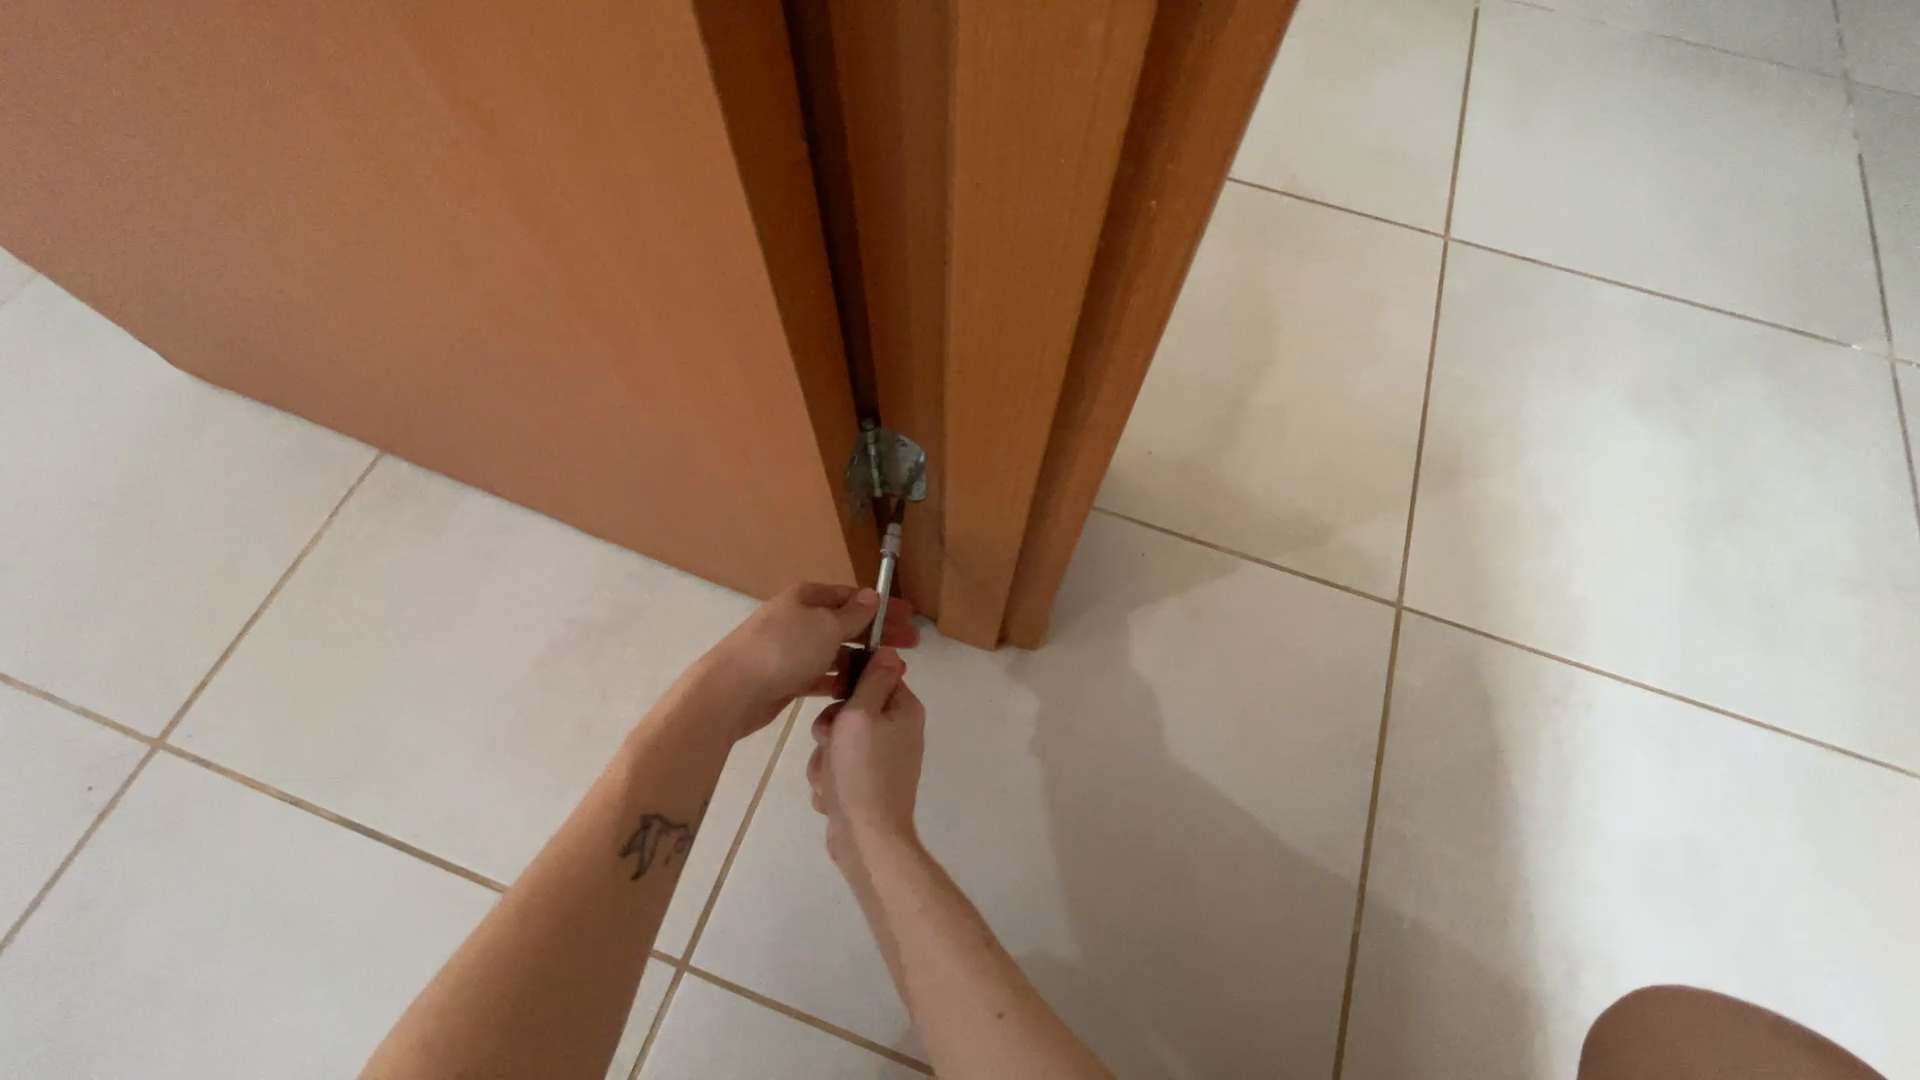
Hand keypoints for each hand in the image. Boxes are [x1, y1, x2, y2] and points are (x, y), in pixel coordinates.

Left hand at [699, 582, 918, 740]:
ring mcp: (791, 650)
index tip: (910, 619)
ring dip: (861, 659)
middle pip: (846, 624)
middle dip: (878, 634)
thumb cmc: (784, 649)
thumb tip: (872, 596)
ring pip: (835, 652)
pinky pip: (821, 676)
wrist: (732, 690)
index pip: (852, 597)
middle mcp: (798, 619)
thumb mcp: (826, 626)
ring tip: (888, 671)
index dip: (882, 607)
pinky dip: (839, 680)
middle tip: (910, 646)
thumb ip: (853, 615)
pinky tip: (858, 689)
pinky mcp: (786, 678)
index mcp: (806, 597)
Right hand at [806, 648, 925, 874]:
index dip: (849, 685)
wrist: (867, 839)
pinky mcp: (869, 785)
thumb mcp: (861, 714)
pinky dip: (831, 780)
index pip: (875, 677)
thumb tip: (890, 651)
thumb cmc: (862, 771)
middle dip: (831, 730)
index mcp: (905, 710)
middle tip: (828, 741)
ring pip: (839, 742)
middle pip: (852, 710)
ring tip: (830, 777)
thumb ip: (872, 680)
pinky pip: (840, 770)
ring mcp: (885, 761)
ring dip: (826, 759)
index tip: (834, 699)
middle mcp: (899, 731)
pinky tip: (831, 795)